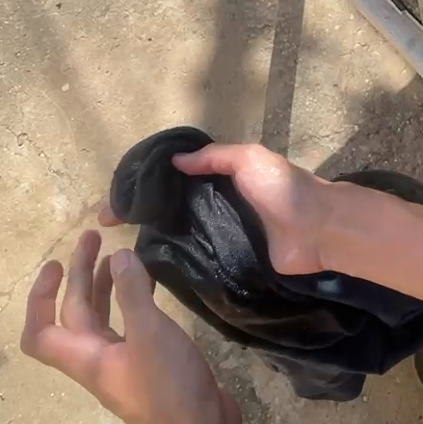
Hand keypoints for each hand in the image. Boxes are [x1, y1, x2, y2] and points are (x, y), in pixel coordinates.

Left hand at [20, 230, 241, 423]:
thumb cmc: (167, 385)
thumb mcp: (149, 334)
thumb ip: (132, 293)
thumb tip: (118, 254)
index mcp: (86, 357)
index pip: (41, 332)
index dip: (39, 298)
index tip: (54, 263)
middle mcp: (98, 358)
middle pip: (75, 315)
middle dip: (79, 275)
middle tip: (95, 237)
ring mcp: (124, 360)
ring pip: (103, 317)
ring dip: (105, 285)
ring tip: (119, 252)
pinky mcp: (149, 361)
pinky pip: (130, 322)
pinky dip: (134, 297)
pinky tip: (151, 281)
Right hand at [100, 143, 332, 275]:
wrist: (315, 230)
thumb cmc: (282, 189)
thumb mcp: (250, 159)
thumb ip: (216, 156)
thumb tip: (175, 159)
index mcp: (227, 179)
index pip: (181, 179)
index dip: (151, 186)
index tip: (118, 198)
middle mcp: (222, 205)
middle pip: (176, 208)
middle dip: (144, 214)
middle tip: (106, 228)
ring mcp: (224, 235)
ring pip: (183, 234)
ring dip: (156, 238)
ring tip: (117, 249)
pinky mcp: (230, 262)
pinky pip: (198, 259)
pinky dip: (177, 260)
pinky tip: (147, 266)